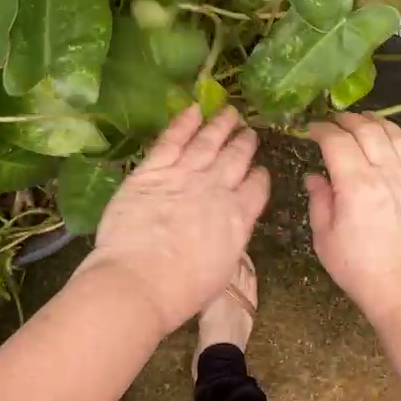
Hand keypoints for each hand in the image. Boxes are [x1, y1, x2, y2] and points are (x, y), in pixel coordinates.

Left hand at [78, 105, 269, 335]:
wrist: (141, 280)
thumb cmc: (181, 291)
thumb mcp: (222, 270)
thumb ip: (229, 242)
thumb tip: (228, 232)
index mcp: (238, 219)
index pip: (256, 188)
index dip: (259, 176)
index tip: (260, 170)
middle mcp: (216, 190)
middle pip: (235, 158)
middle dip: (243, 143)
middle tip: (248, 131)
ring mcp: (184, 176)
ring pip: (207, 142)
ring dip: (220, 125)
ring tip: (229, 111)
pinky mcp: (152, 170)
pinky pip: (172, 139)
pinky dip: (184, 122)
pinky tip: (193, 110)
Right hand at [305, 113, 400, 326]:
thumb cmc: (360, 271)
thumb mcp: (325, 239)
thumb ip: (319, 201)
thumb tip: (315, 176)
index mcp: (356, 185)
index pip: (336, 141)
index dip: (321, 130)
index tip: (310, 130)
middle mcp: (387, 173)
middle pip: (367, 130)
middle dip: (346, 120)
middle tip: (332, 121)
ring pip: (395, 135)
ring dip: (375, 123)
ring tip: (361, 122)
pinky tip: (392, 142)